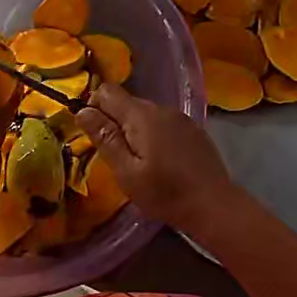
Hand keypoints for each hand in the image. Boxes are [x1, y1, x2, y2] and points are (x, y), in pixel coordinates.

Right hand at [76, 83, 236, 232]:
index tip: (93, 134)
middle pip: (126, 102)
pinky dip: (152, 134)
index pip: (107, 92)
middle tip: (112, 155)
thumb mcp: (126, 171)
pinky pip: (162, 123)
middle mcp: (161, 108)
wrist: (213, 205)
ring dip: (133, 129)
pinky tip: (158, 159)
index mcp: (141, 116)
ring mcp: (179, 117)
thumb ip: (105, 138)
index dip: (93, 107)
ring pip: (144, 113)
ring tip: (135, 160)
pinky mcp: (191, 129)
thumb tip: (82, 111)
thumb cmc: (164, 193)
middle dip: (113, 122)